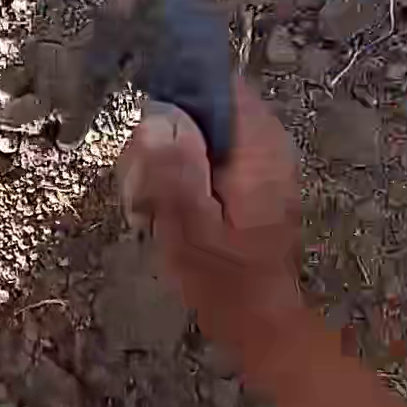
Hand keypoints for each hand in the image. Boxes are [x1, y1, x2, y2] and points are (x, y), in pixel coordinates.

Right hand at [118, 79, 302, 341]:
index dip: (174, 96)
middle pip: (200, 108)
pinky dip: (177, 177)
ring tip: (151, 206)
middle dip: (162, 138)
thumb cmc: (228, 282)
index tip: (145, 133)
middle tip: (143, 187)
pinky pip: (201, 158)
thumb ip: (175, 172)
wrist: (261, 322)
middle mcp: (264, 143)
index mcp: (258, 146)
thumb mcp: (191, 228)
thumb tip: (156, 117)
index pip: (218, 84)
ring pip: (195, 133)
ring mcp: (256, 160)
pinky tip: (164, 210)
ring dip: (165, 162)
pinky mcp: (245, 179)